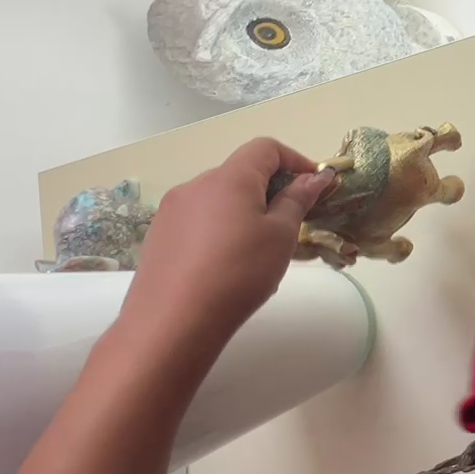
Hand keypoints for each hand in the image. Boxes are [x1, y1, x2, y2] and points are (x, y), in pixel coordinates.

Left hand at [120, 138, 335, 352]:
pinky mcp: (159, 236)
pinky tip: (228, 262)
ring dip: (246, 208)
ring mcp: (172, 211)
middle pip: (242, 171)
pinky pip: (200, 218)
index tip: (315, 187)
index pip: (265, 148)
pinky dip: (222, 226)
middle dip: (272, 188)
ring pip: (220, 196)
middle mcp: (196, 185)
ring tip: (260, 246)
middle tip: (292, 220)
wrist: (171, 325)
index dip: (295, 160)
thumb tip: (316, 176)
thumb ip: (298, 199)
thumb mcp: (281, 234)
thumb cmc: (239, 272)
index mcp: (228, 178)